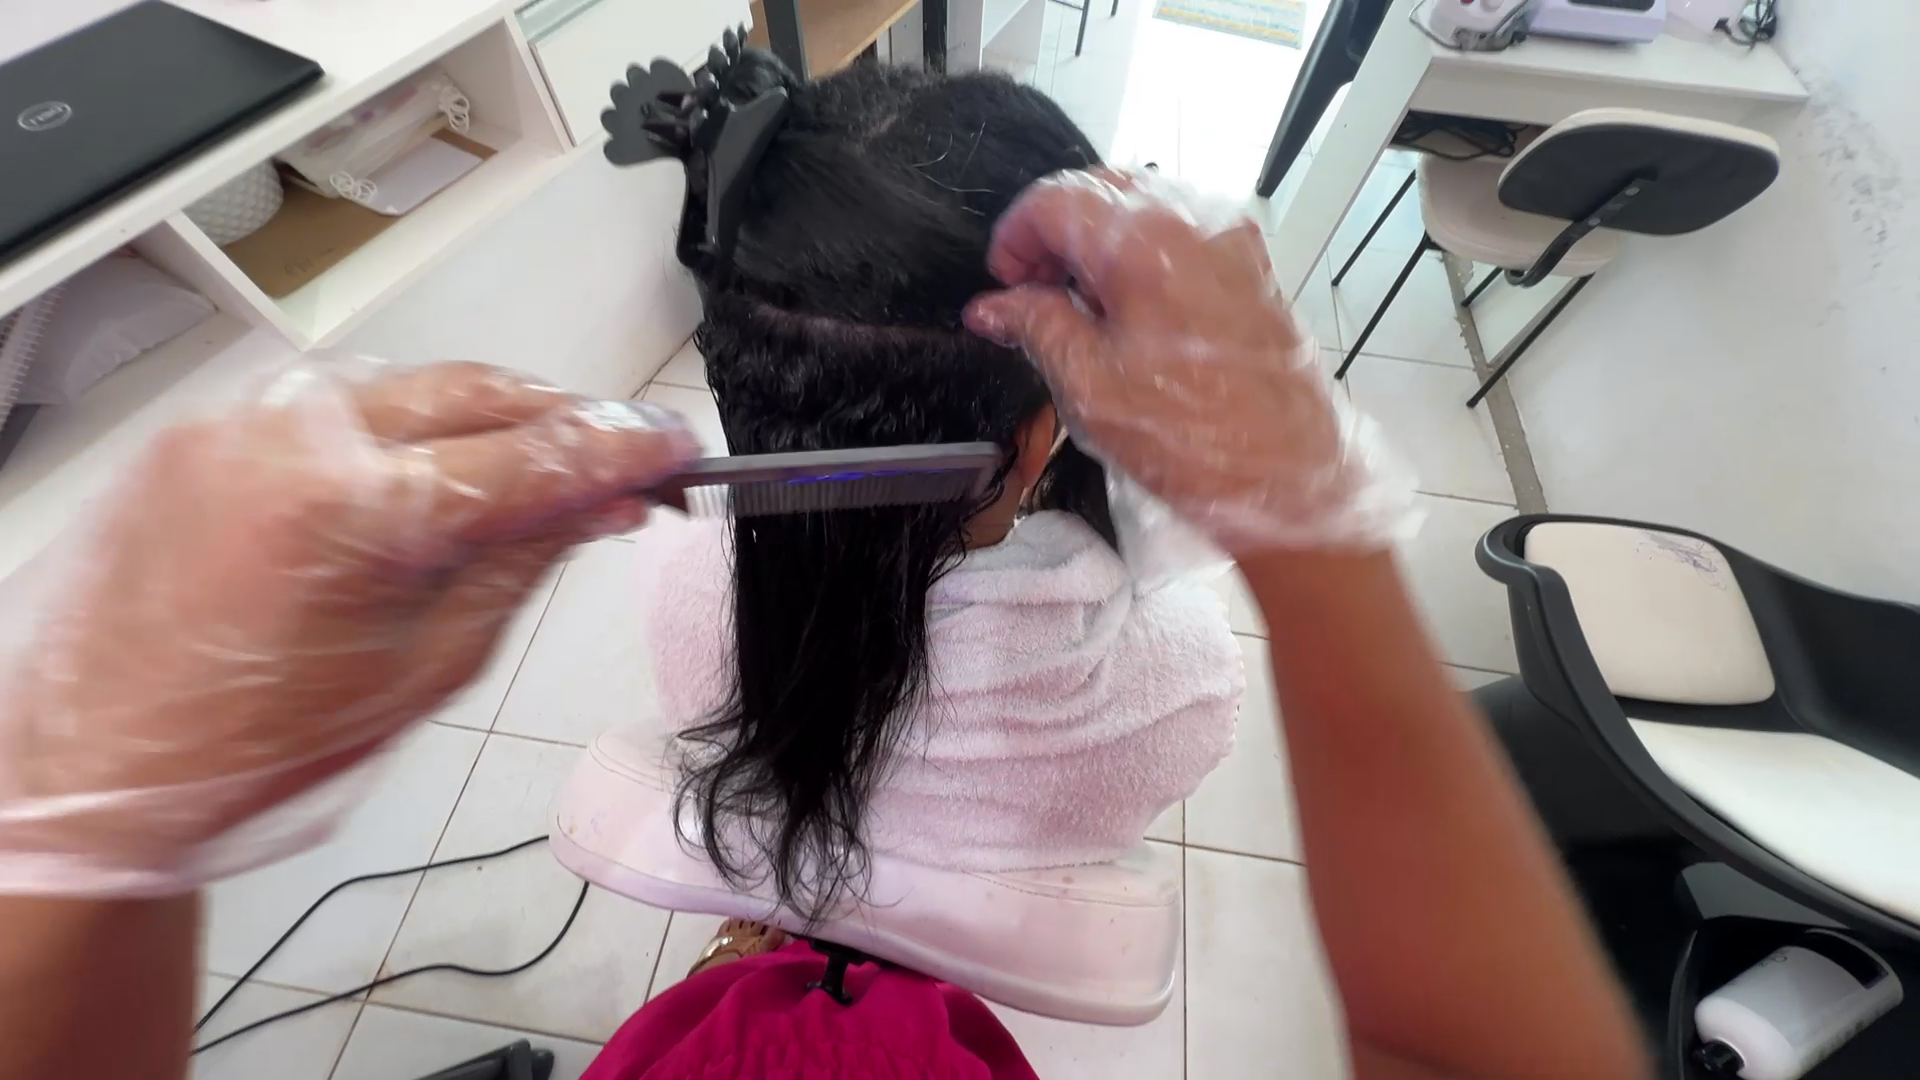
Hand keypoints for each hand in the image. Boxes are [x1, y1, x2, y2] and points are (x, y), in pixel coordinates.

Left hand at [0, 361, 696, 895]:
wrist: (105, 770)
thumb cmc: (289, 741)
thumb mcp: (444, 655)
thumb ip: (530, 556)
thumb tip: (613, 503)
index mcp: (353, 512)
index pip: (533, 458)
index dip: (622, 450)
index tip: (682, 448)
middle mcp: (295, 438)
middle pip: (486, 393)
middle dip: (577, 419)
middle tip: (640, 452)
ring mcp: (245, 421)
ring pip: (429, 383)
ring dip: (515, 413)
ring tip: (568, 457)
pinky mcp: (218, 428)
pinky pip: (365, 398)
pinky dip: (440, 419)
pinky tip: (473, 456)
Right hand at [965, 169, 1414, 553]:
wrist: (1288, 476)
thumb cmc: (1197, 441)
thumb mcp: (1089, 386)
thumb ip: (1034, 328)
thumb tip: (993, 308)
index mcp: (1146, 243)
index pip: (1055, 199)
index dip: (1013, 237)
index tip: (1001, 281)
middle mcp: (1194, 221)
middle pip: (1098, 190)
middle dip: (1051, 234)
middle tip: (1030, 293)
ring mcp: (1228, 240)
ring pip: (1138, 206)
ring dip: (1092, 242)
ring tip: (1074, 307)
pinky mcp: (1247, 266)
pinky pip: (1176, 232)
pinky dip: (1135, 254)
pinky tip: (1122, 309)